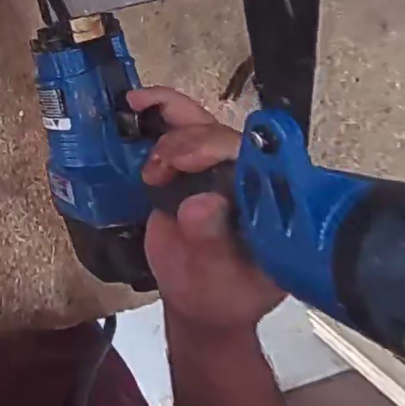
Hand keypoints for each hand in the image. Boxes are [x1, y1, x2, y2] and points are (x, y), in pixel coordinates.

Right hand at [128, 87, 284, 341]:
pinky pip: (180, 123)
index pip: (256, 160)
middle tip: (158, 169)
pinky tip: (134, 105)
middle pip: (223, 135)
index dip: (223, 150)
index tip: (187, 161)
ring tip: (146, 151)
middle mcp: (250, 174)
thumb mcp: (217, 279)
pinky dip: (156, 109)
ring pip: (201, 122)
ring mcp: (221, 162)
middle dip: (188, 144)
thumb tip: (201, 204)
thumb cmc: (219, 295)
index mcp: (270, 201)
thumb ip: (212, 243)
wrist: (198, 300)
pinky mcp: (192, 158)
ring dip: (168, 120)